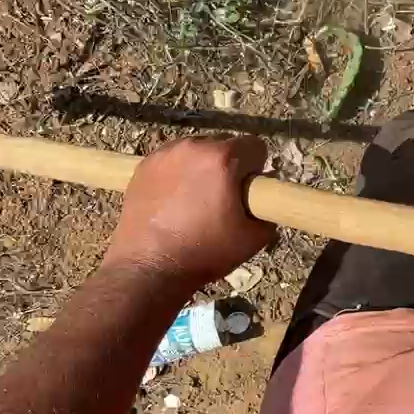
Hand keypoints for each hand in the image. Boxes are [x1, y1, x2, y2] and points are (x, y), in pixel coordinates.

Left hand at [105, 136, 272, 289]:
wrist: (149, 268)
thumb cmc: (205, 251)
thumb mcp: (254, 237)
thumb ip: (269, 209)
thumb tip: (263, 196)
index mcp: (223, 159)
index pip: (255, 146)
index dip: (256, 169)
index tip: (246, 191)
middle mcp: (194, 147)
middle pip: (224, 144)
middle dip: (228, 166)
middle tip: (221, 197)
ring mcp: (165, 154)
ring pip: (197, 150)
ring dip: (202, 166)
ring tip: (194, 198)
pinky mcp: (143, 165)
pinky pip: (173, 159)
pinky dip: (178, 172)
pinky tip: (174, 198)